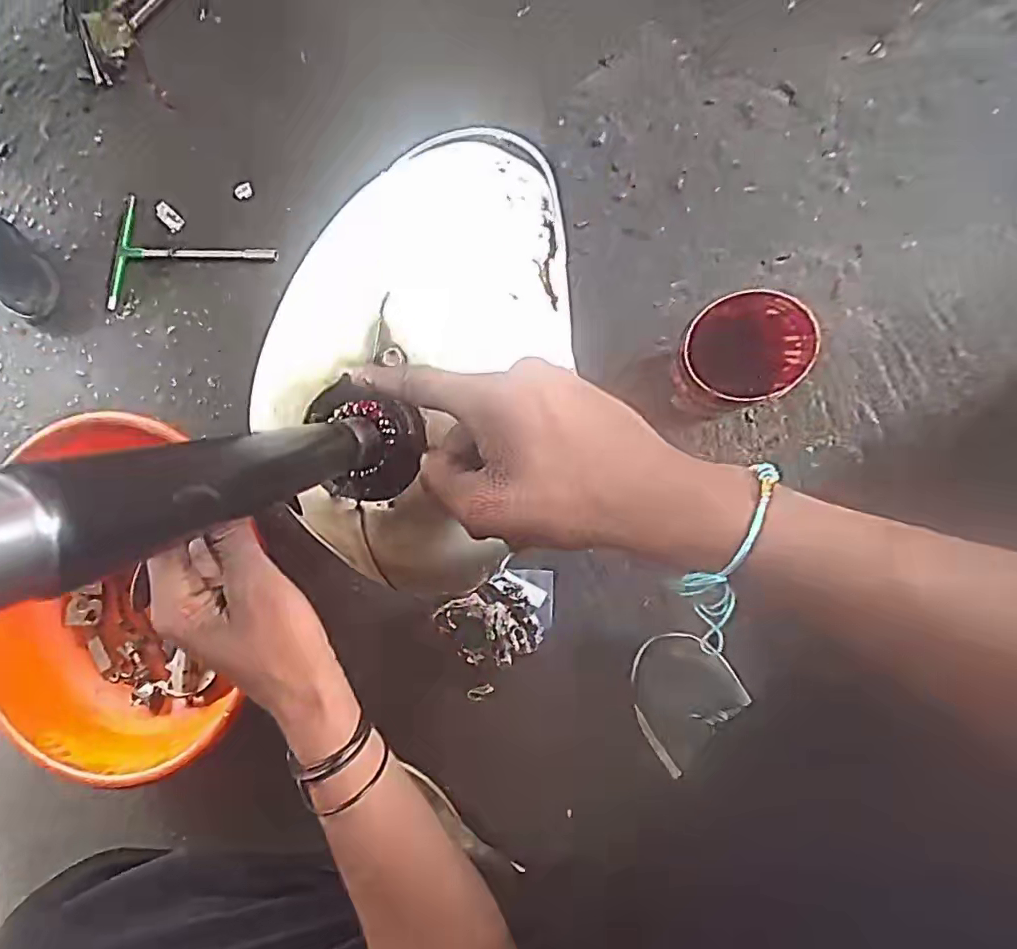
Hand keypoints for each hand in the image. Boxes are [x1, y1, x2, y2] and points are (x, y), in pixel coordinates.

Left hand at [147, 521, 357, 745]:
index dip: (193, 518)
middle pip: (184, 548)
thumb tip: (220, 502)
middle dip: (215, 535)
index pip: (165, 542)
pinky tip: (260, 579)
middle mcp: (177, 611)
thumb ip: (234, 537)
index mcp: (172, 608)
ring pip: (207, 558)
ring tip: (257, 573)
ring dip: (232, 551)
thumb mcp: (259, 583)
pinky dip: (241, 567)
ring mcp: (199, 612)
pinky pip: (223, 574)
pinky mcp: (221, 612)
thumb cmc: (287, 655)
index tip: (219, 507)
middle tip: (246, 549)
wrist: (313, 690)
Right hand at [352, 358, 752, 563]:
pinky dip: (523, 450)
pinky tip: (548, 483)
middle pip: (466, 417)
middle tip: (488, 501)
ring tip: (525, 499)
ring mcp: (554, 379)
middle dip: (466, 458)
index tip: (359, 376)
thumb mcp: (488, 508)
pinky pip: (527, 418)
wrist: (657, 498)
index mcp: (495, 394)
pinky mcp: (577, 392)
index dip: (386, 383)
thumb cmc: (572, 502)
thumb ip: (441, 483)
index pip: (425, 384)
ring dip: (496, 459)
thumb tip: (438, 463)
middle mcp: (522, 373)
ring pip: (497, 422)